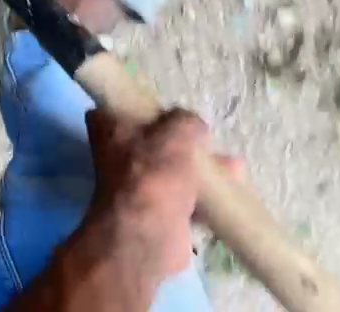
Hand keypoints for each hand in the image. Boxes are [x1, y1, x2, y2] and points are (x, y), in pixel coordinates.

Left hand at [81, 108, 214, 278]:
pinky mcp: (154, 206)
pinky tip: (229, 194)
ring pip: (171, 166)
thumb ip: (184, 122)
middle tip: (212, 145)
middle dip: (186, 142)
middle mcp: (114, 148)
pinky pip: (181, 194)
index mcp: (106, 124)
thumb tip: (193, 122)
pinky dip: (203, 194)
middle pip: (154, 138)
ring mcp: (134, 179)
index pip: (126, 105)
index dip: (152, 110)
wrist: (147, 233)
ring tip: (233, 168)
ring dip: (200, 168)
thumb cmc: (153, 175)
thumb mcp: (173, 137)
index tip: (178, 116)